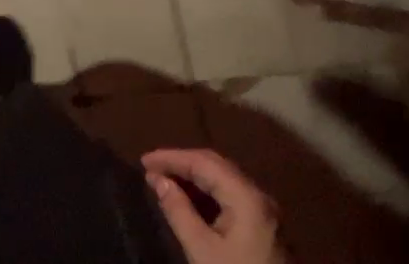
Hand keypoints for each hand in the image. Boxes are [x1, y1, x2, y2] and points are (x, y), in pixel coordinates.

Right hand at [143, 149, 283, 263]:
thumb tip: (158, 180)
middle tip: (152, 169)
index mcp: (245, 196)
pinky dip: (208, 193)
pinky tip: (190, 202)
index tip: (143, 161)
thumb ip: (178, 211)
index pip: (203, 162)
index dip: (171, 158)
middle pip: (216, 166)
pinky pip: (232, 197)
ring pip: (224, 180)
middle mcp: (258, 196)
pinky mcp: (264, 227)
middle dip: (182, 164)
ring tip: (165, 182)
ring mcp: (264, 212)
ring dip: (194, 178)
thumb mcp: (201, 249)